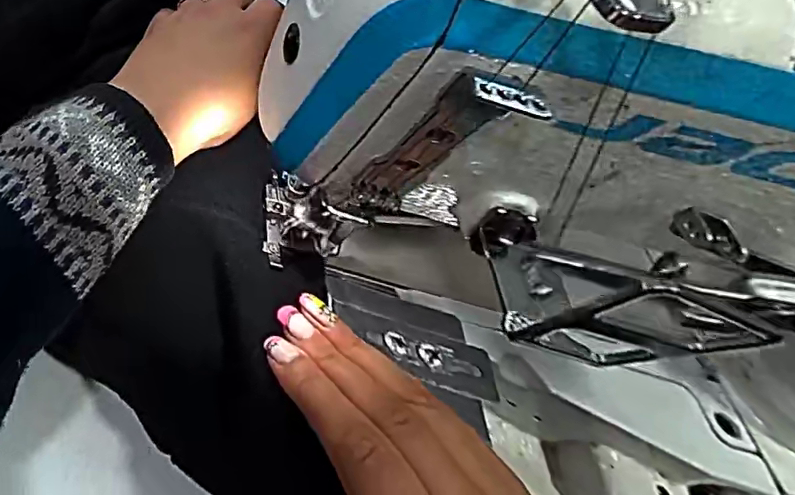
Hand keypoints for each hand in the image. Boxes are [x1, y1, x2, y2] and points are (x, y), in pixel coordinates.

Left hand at [109, 0, 283, 164]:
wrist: (154, 114)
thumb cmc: (206, 111)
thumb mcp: (255, 102)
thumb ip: (266, 72)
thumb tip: (268, 68)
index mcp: (252, 28)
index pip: (274, 6)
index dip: (273, 21)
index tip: (271, 37)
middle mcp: (221, 12)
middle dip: (241, 8)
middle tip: (240, 37)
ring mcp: (187, 14)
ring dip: (210, 13)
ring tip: (209, 41)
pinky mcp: (160, 23)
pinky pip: (175, 13)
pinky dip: (179, 24)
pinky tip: (179, 46)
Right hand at [267, 295, 527, 494]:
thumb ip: (341, 490)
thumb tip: (304, 430)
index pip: (367, 448)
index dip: (317, 392)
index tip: (279, 350)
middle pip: (398, 414)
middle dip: (337, 358)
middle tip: (294, 316)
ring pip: (429, 406)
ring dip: (368, 359)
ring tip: (326, 322)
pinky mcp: (515, 491)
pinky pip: (455, 421)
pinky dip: (407, 385)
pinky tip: (380, 365)